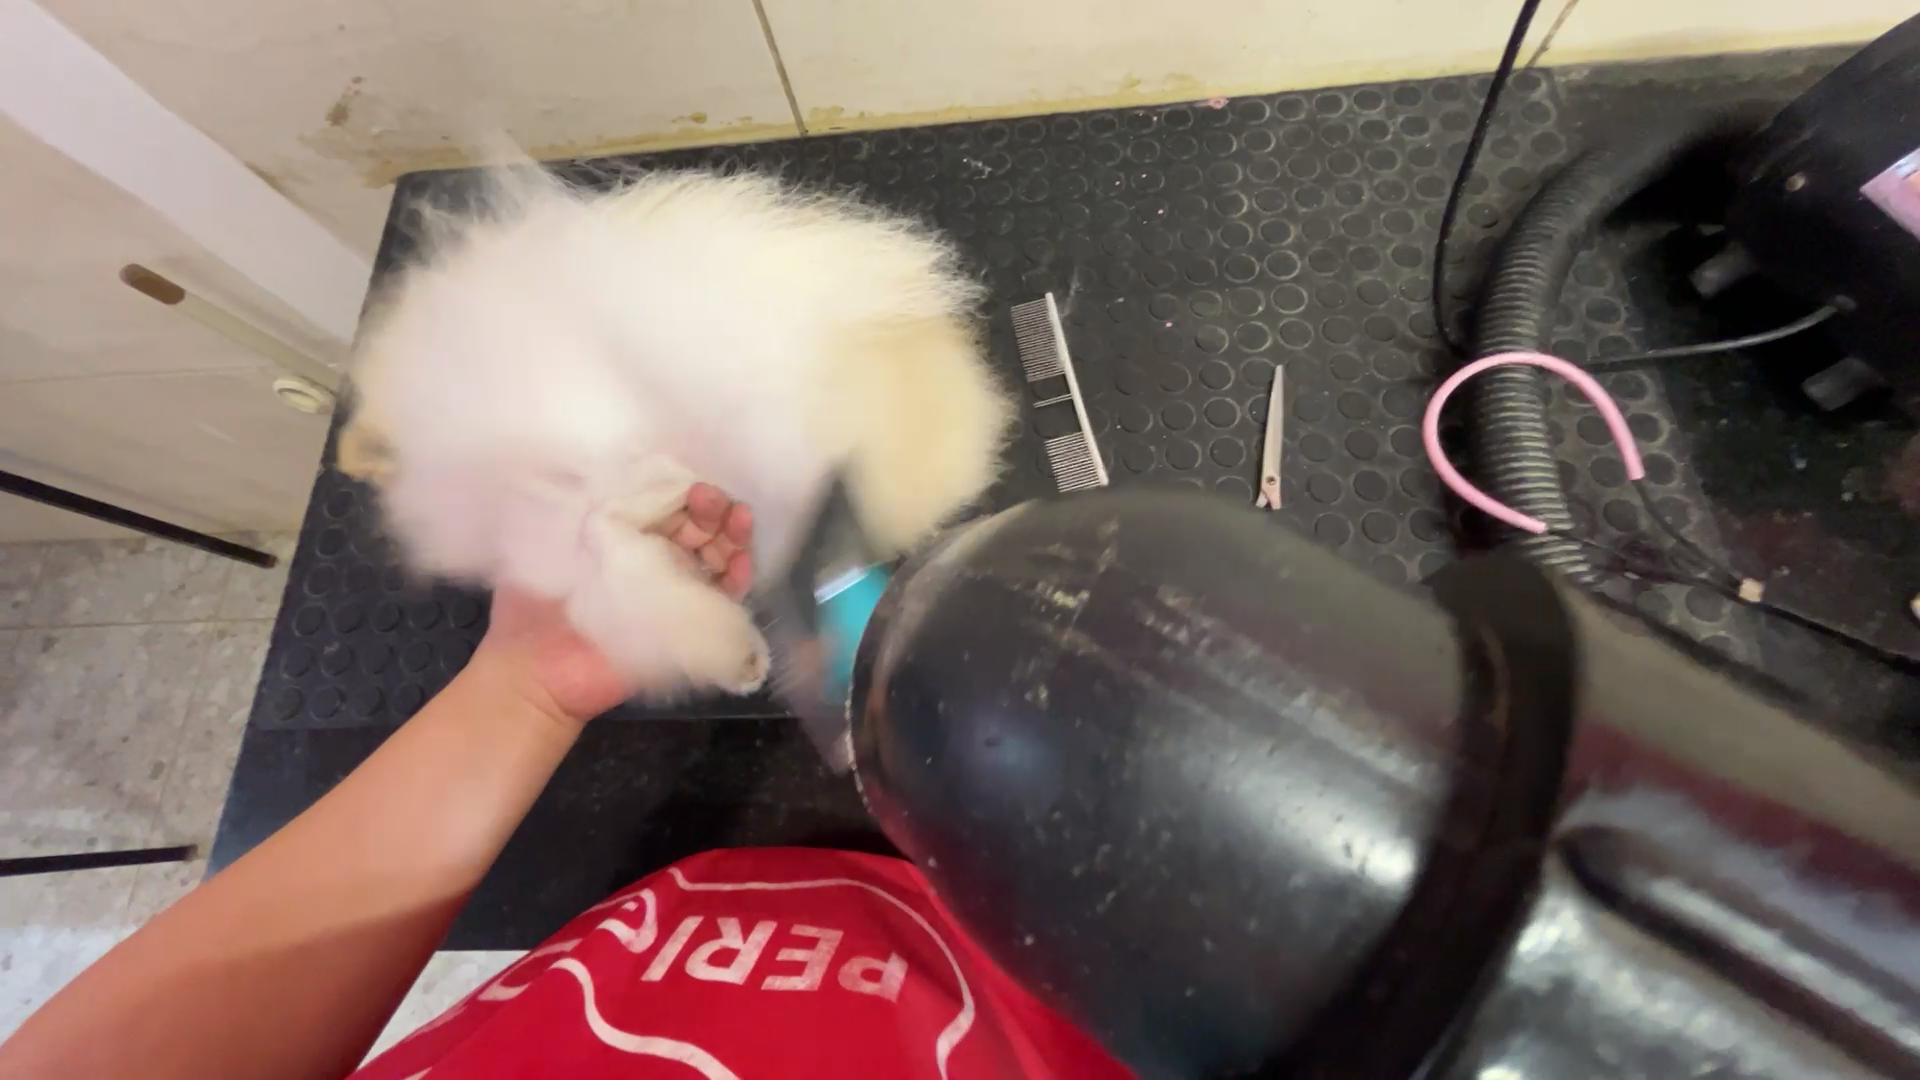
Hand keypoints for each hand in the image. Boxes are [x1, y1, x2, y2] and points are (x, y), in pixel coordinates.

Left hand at [471, 483, 754, 725]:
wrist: (536, 674)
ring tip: (739, 518)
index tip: (687, 484)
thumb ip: (577, 507)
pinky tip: (741, 562)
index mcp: (627, 536)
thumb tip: (608, 470)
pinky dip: (739, 578)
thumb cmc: (533, 608)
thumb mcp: (544, 542)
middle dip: (713, 509)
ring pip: (720, 556)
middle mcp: (658, 559)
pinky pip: (726, 598)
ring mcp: (678, 590)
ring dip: (734, 535)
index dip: (683, 492)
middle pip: (701, 527)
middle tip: (710, 499)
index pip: (669, 505)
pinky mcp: (690, 622)